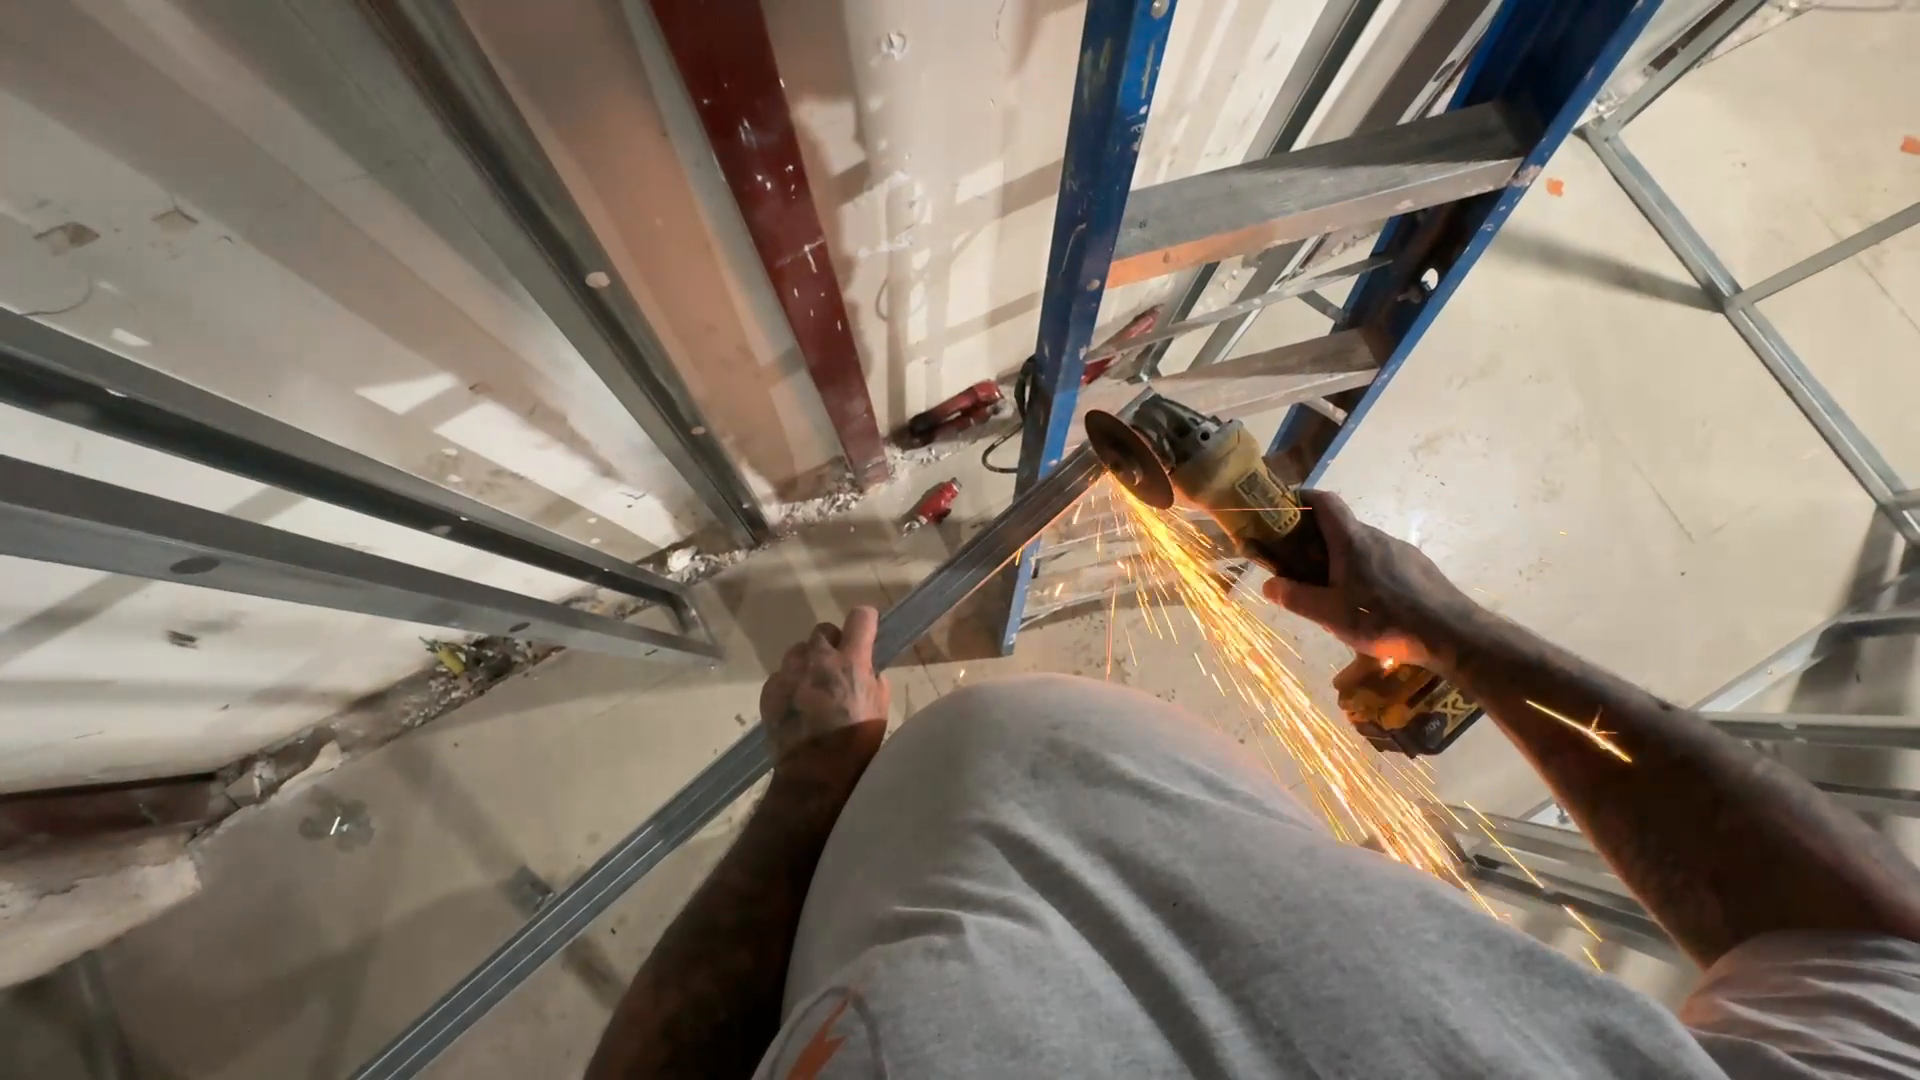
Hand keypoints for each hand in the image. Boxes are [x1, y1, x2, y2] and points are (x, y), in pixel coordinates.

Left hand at [758, 607, 890, 767]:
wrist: (815, 774)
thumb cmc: (856, 743)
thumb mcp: (880, 708)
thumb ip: (873, 681)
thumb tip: (866, 671)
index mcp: (851, 661)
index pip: (860, 616)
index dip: (865, 620)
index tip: (867, 630)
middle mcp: (819, 659)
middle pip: (824, 630)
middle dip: (832, 642)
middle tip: (837, 665)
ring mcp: (790, 673)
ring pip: (799, 650)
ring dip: (808, 661)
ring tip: (812, 685)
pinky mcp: (770, 690)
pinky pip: (781, 675)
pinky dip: (789, 684)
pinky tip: (795, 705)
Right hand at [1261, 490, 1474, 669]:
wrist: (1453, 634)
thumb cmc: (1384, 619)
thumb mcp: (1330, 615)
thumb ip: (1296, 598)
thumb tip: (1268, 585)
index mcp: (1351, 541)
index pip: (1325, 502)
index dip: (1302, 498)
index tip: (1284, 509)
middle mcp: (1377, 537)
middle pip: (1341, 527)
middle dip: (1316, 539)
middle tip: (1299, 565)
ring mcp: (1402, 552)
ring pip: (1363, 547)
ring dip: (1342, 559)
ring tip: (1333, 591)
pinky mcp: (1419, 569)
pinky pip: (1383, 562)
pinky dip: (1366, 572)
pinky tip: (1368, 603)